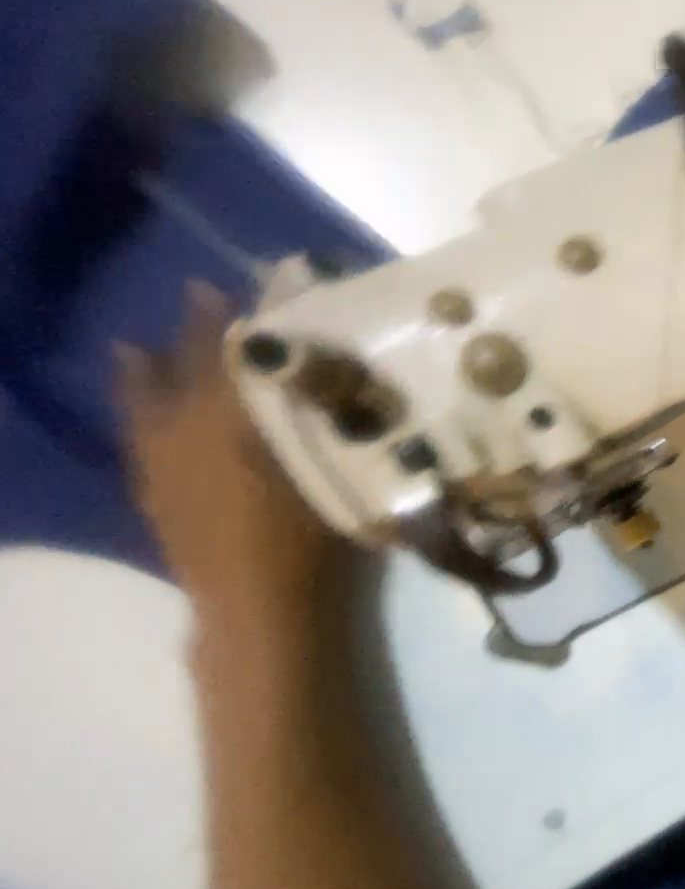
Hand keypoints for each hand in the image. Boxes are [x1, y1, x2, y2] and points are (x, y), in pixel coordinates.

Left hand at [117, 281, 348, 624]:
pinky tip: (134, 372)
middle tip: (219, 291)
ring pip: (157, 389)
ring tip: (161, 328)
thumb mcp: (339, 481)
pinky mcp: (153, 483)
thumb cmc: (313, 545)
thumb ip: (336, 429)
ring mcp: (163, 456)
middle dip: (213, 326)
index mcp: (243, 425)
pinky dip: (134, 391)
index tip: (287, 279)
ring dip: (165, 355)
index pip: (256, 355)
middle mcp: (192, 428)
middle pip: (201, 363)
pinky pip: (136, 421)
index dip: (271, 318)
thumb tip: (345, 383)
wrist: (259, 608)